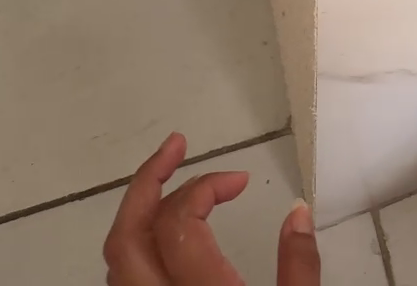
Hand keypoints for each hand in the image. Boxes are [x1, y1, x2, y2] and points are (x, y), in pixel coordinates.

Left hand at [104, 133, 320, 285]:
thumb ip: (299, 266)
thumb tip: (298, 211)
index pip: (179, 224)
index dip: (205, 187)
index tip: (241, 180)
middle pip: (127, 237)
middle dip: (148, 180)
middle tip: (176, 144)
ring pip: (117, 260)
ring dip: (138, 210)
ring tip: (168, 178)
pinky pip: (122, 279)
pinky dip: (136, 242)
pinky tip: (163, 231)